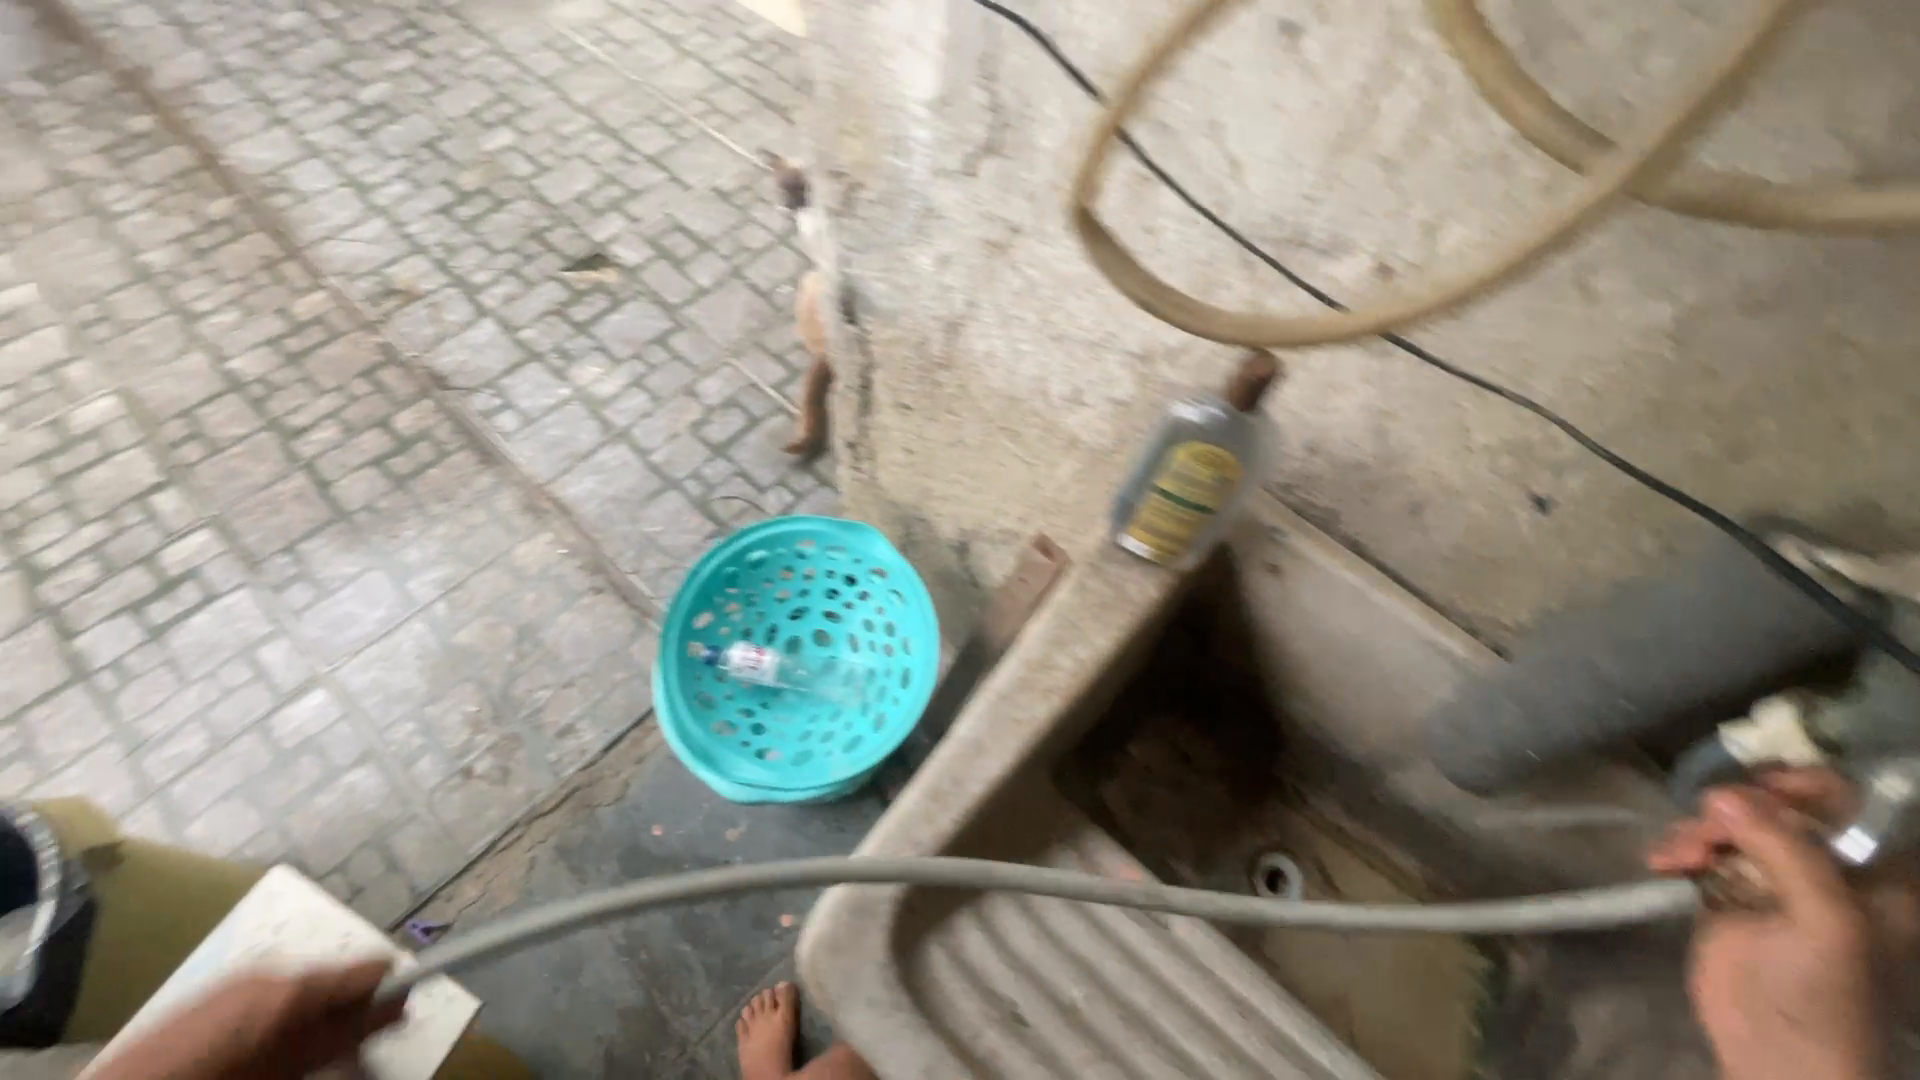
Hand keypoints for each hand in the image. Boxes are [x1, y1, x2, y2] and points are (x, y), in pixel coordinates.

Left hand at [90, 960, 407, 1079]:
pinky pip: (268, 999)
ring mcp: (239, 980)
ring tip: (294, 1064)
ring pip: (303, 992)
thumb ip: (349, 1031)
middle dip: (347, 1015)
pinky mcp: (213, 994)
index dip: (389, 994)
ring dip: (312, 1022)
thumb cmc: (219, 1078)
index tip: (389, 1027)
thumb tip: (400, 1003)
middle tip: (338, 1059)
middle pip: (338, 980)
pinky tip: (259, 1058)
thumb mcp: (292, 1065)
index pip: (376, 965)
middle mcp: (274, 968)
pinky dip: (278, 1023)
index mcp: (297, 981)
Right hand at [1648, 770, 1885, 1079]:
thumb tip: (1723, 793)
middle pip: (1778, 806)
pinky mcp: (1726, 888)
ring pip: (1731, 823)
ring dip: (1697, 830)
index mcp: (1878, 874)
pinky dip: (1678, 847)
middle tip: (1708, 827)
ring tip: (1678, 857)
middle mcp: (1828, 867)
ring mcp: (1774, 878)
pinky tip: (1664, 864)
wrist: (1773, 1049)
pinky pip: (1700, 846)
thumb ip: (1785, 852)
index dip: (1808, 783)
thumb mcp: (1825, 922)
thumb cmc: (1823, 991)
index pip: (1852, 802)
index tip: (1760, 784)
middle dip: (1735, 809)